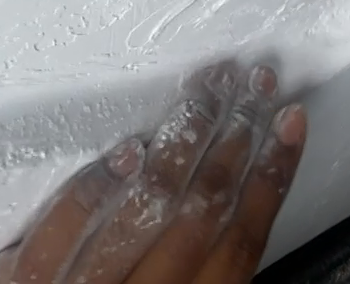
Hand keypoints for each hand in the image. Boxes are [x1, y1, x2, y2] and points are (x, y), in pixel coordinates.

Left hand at [0, 63, 306, 283]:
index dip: (270, 178)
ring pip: (144, 207)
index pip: (240, 243)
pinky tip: (129, 150)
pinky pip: (59, 229)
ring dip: (182, 139)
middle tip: (256, 84)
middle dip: (235, 137)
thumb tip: (238, 207)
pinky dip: (95, 187)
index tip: (290, 123)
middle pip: (200, 211)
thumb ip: (199, 273)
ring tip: (209, 89)